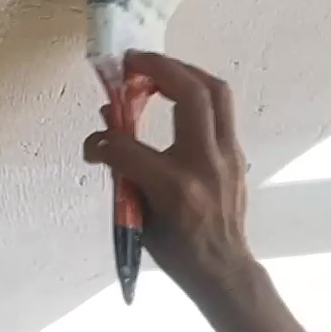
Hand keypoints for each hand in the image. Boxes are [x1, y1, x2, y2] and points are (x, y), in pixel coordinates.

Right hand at [83, 51, 256, 293]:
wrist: (223, 270)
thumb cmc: (176, 249)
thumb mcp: (137, 214)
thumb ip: (121, 168)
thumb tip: (105, 132)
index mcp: (176, 188)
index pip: (129, 148)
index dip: (103, 143)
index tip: (94, 145)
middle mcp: (206, 165)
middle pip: (192, 95)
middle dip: (159, 68)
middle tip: (132, 62)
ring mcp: (227, 156)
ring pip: (215, 91)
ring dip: (183, 70)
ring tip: (156, 67)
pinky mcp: (236, 152)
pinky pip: (220, 106)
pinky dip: (195, 89)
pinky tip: (175, 90)